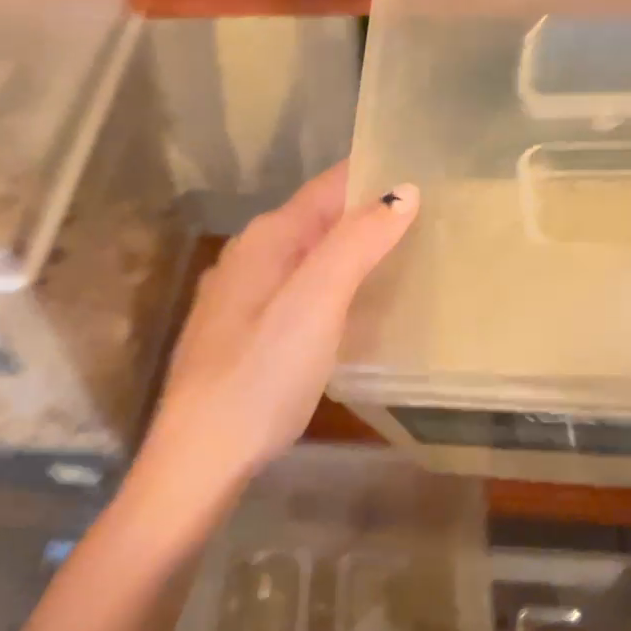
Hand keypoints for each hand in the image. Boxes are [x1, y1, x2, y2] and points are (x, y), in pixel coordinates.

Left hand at [143, 160, 417, 489]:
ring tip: (404, 261)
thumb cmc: (261, 375)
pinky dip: (332, 286)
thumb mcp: (316, 303)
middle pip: (318, 220)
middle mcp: (250, 256)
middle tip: (430, 221)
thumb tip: (402, 190)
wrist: (200, 457)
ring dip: (350, 252)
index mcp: (267, 239)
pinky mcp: (244, 334)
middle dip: (367, 214)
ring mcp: (241, 296)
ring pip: (308, 257)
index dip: (374, 176)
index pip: (329, 187)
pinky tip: (354, 309)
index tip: (426, 174)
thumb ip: (357, 243)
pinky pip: (298, 290)